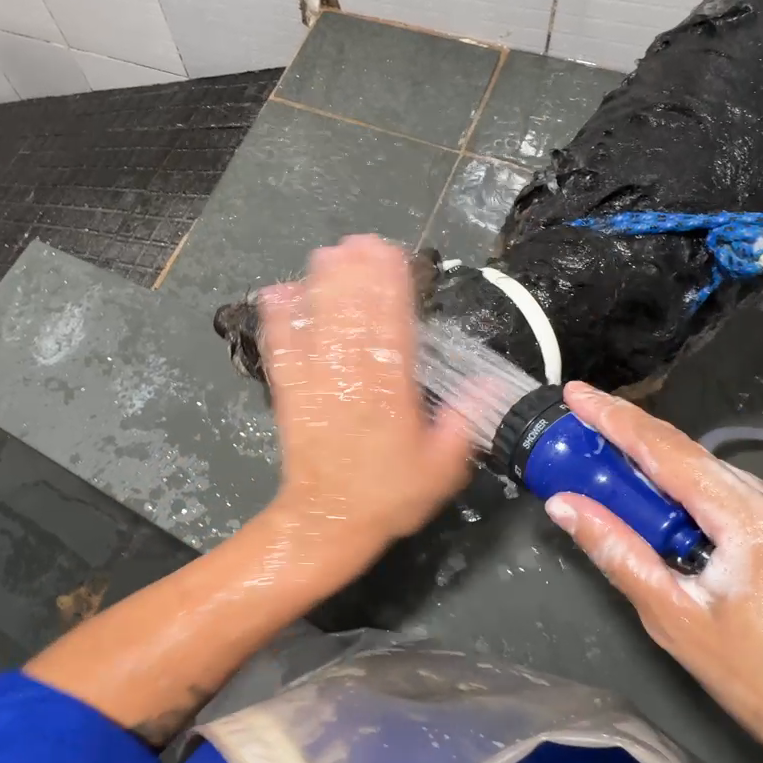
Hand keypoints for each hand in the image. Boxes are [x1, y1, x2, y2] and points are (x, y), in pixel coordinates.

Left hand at [257, 235, 473, 563]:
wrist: (327, 520)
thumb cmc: (388, 494)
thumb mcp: (441, 468)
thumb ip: (463, 423)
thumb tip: (486, 383)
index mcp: (391, 392)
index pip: (394, 327)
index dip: (393, 287)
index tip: (395, 256)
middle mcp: (352, 378)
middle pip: (354, 315)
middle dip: (357, 275)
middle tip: (359, 242)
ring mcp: (315, 381)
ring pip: (320, 324)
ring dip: (323, 286)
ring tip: (327, 254)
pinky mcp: (288, 391)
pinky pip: (282, 349)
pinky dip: (279, 320)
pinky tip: (277, 292)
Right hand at [545, 383, 762, 762]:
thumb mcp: (679, 625)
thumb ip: (618, 554)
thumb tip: (562, 504)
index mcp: (758, 525)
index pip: (669, 453)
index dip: (616, 418)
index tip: (577, 393)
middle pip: (702, 465)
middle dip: (644, 454)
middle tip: (594, 451)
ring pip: (736, 486)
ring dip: (687, 489)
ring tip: (652, 515)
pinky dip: (726, 509)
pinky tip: (712, 542)